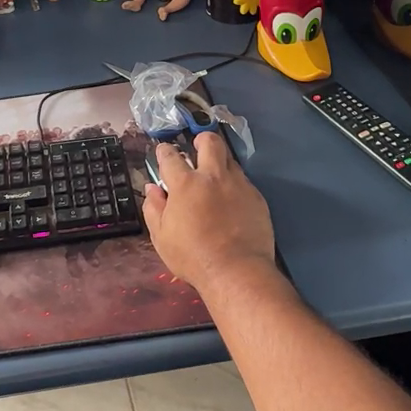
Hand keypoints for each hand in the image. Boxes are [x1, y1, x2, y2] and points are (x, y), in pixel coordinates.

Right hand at [140, 132, 275, 293]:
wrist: (237, 271)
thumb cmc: (192, 256)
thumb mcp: (161, 237)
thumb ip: (153, 208)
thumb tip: (153, 189)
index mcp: (185, 184)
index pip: (171, 156)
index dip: (165, 151)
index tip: (164, 151)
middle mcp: (213, 177)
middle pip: (210, 142)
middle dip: (202, 139)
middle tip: (198, 147)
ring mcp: (239, 185)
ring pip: (230, 160)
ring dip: (220, 163)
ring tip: (215, 178)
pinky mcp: (257, 198)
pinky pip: (244, 182)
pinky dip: (234, 186)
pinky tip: (232, 203)